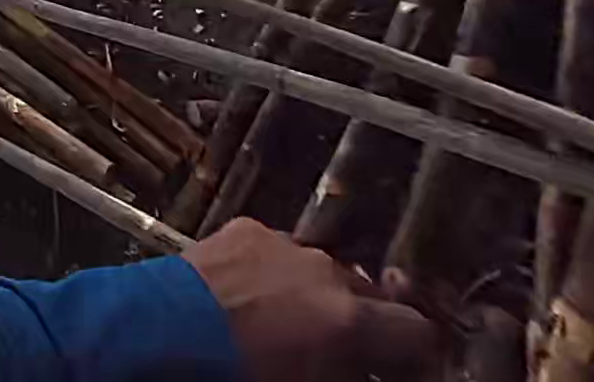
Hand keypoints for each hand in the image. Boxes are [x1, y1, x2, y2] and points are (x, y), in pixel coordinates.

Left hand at [183, 218, 439, 380]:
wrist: (174, 321)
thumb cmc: (247, 368)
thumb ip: (354, 369)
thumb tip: (368, 364)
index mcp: (352, 318)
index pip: (418, 329)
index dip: (411, 350)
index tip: (395, 365)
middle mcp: (324, 270)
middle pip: (367, 294)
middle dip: (360, 319)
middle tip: (338, 343)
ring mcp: (282, 242)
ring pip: (320, 269)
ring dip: (316, 290)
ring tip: (288, 315)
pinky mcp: (245, 226)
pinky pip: (277, 249)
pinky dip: (275, 267)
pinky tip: (254, 288)